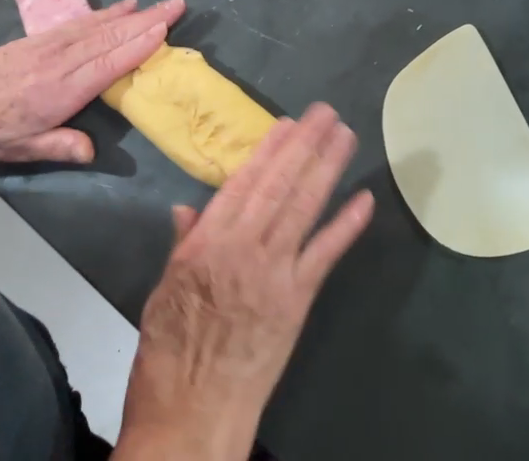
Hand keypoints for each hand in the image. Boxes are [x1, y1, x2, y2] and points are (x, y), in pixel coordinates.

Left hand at [0, 0, 183, 161]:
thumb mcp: (18, 150)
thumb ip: (59, 146)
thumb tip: (92, 152)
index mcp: (58, 91)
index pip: (106, 64)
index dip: (137, 45)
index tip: (166, 28)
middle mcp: (60, 62)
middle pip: (110, 37)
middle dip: (147, 20)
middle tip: (180, 4)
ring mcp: (52, 45)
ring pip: (100, 26)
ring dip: (135, 13)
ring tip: (163, 2)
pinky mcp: (44, 38)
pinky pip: (83, 22)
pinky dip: (108, 12)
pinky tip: (125, 5)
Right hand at [115, 105, 374, 460]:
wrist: (191, 415)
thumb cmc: (167, 355)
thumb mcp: (163, 292)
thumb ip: (185, 245)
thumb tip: (191, 209)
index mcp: (205, 245)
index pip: (242, 184)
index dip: (269, 150)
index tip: (287, 122)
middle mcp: (242, 249)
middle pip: (279, 186)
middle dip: (305, 145)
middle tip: (326, 113)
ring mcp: (274, 273)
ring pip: (305, 208)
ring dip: (328, 168)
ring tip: (346, 137)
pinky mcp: (298, 299)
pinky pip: (326, 253)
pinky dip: (347, 224)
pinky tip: (365, 199)